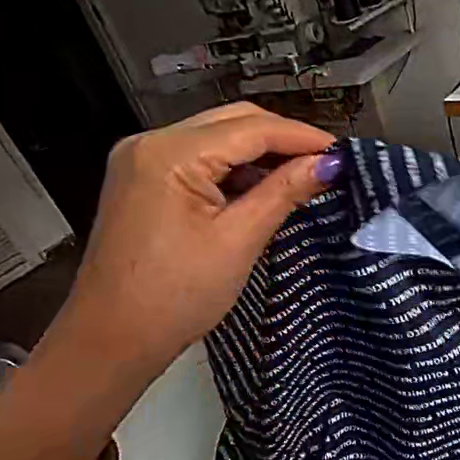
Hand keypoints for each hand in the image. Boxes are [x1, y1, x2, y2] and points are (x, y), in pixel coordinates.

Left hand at [0, 105, 336, 459]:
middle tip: (330, 164)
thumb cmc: (178, 294)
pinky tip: (266, 188)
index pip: (251, 128)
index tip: (347, 154)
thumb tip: (330, 164)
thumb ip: (285, 192)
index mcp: (169, 154)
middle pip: (233, 122)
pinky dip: (237, 168)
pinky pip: (201, 159)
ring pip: (218, 137)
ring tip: (306, 176)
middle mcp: (150, 142)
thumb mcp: (239, 240)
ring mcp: (142, 159)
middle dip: (285, 139)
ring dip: (263, 153)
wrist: (112, 337)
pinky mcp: (144, 180)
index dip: (303, 137)